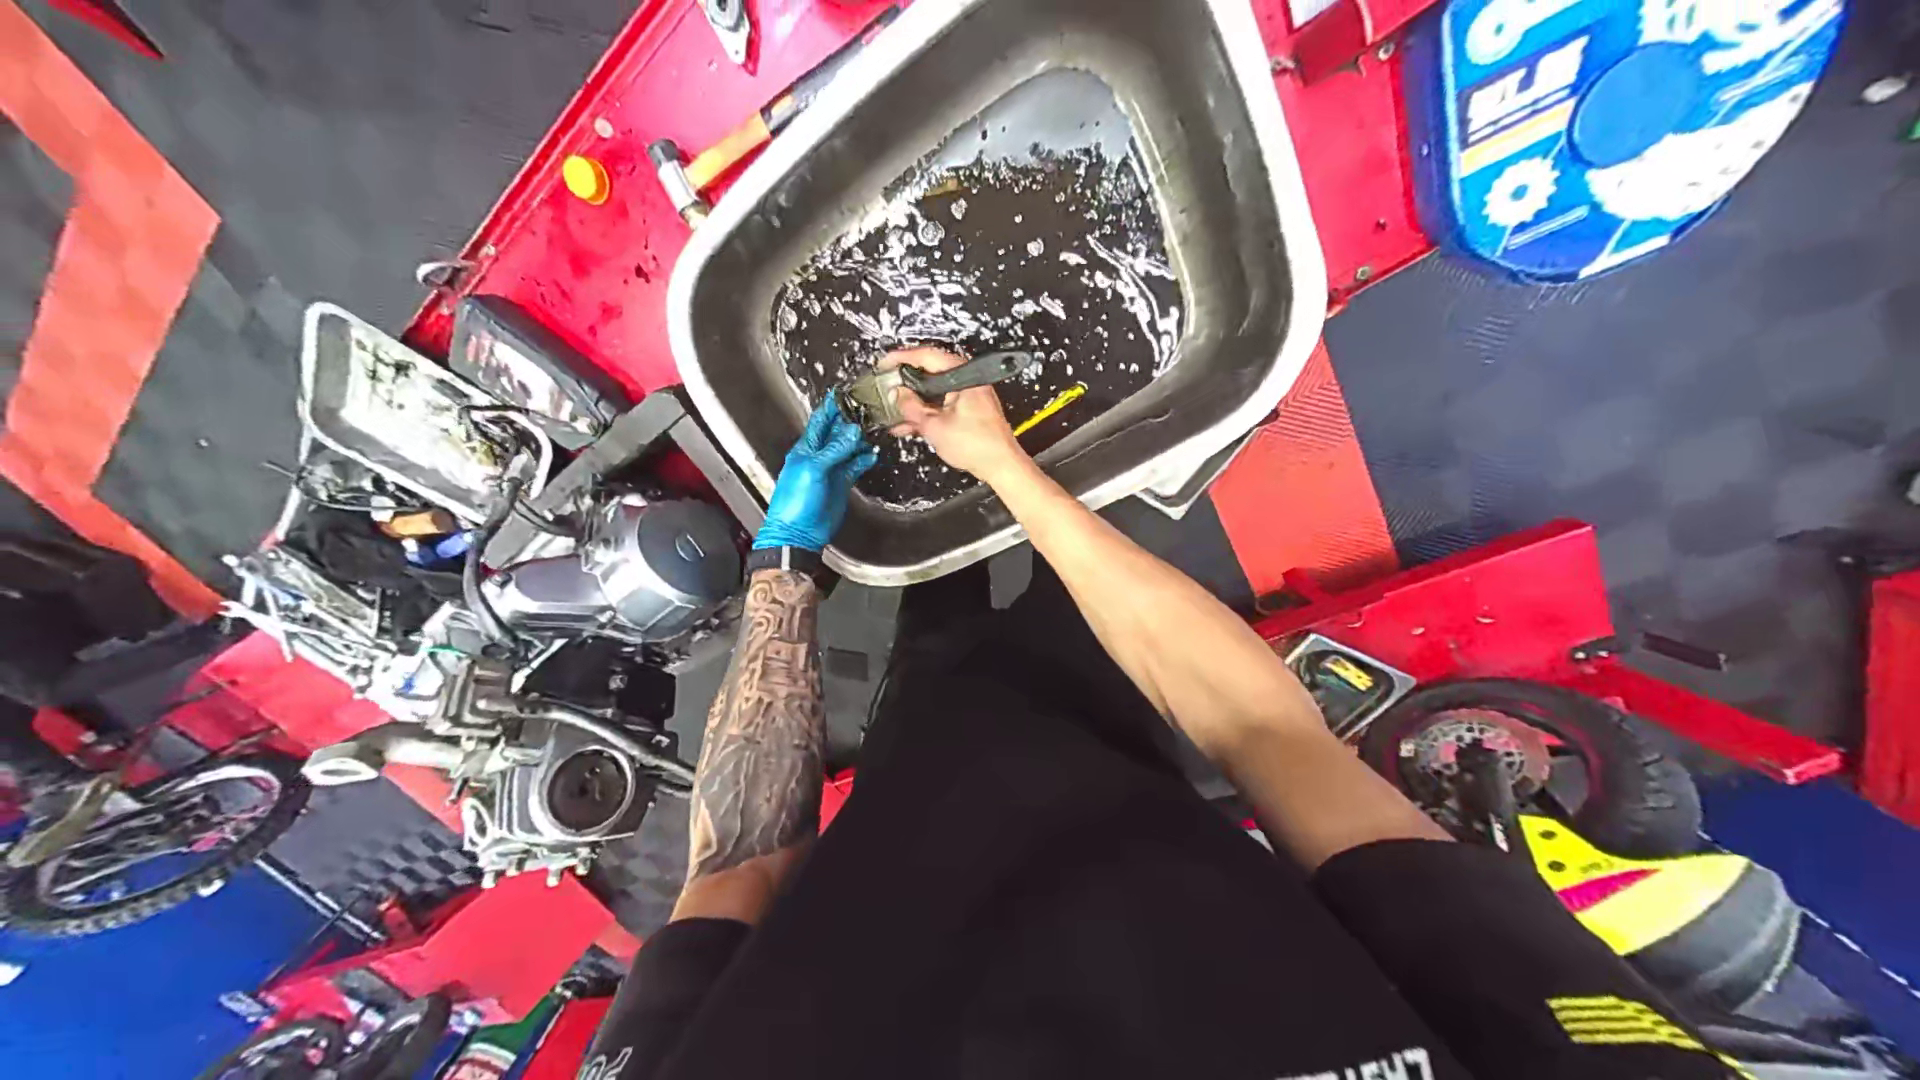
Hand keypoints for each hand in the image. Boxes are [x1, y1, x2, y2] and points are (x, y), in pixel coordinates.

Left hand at [755, 394, 878, 551]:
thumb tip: (852, 431)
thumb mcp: (813, 469)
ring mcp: (831, 470)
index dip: (831, 408)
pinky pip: (855, 466)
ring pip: (848, 449)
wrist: (799, 533)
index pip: (820, 422)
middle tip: (866, 409)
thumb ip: (834, 449)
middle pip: (837, 433)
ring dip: (860, 440)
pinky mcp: (841, 483)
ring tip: (874, 429)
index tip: (843, 394)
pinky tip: (872, 453)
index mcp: (805, 449)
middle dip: (851, 421)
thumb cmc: (795, 502)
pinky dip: (864, 459)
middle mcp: (818, 457)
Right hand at [882, 347, 1029, 484]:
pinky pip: (944, 403)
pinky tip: (911, 423)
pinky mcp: (971, 409)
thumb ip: (911, 407)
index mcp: (962, 375)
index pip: (926, 355)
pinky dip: (928, 411)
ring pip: (935, 391)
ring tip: (895, 410)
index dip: (901, 358)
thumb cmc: (980, 446)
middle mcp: (968, 380)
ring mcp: (970, 395)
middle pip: (930, 372)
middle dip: (906, 382)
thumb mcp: (933, 426)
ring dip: (915, 401)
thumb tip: (897, 394)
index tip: (886, 364)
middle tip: (888, 387)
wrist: (1000, 465)